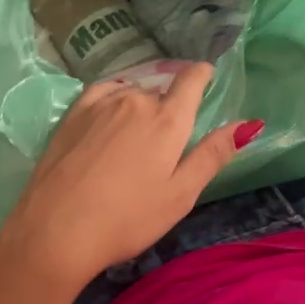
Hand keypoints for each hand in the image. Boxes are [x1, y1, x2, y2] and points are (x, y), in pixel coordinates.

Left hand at [0, 63, 260, 288]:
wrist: (56, 229)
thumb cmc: (127, 219)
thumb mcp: (180, 194)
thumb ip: (213, 155)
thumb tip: (248, 123)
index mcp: (168, 120)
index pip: (191, 79)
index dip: (202, 74)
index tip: (206, 75)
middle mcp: (136, 100)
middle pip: (161, 91)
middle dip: (168, 107)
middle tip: (164, 142)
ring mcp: (100, 103)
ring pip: (131, 92)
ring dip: (139, 105)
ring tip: (135, 137)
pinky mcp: (72, 113)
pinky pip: (102, 93)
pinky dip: (113, 99)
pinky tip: (109, 118)